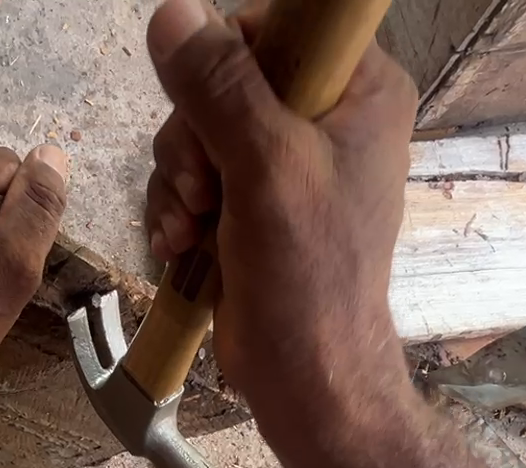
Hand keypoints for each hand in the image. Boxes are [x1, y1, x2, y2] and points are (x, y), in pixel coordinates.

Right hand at [144, 0, 416, 418]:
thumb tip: (169, 14)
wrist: (304, 373)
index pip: (274, 31)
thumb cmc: (305, 273)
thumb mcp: (266, 169)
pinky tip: (175, 246)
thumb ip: (221, 90)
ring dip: (176, 187)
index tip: (211, 125)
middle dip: (192, 146)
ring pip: (197, 141)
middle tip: (200, 196)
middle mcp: (319, 123)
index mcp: (356, 91)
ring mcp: (278, 172)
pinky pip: (191, 186)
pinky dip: (174, 214)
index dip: (224, 67)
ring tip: (186, 233)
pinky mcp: (245, 214)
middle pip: (222, 88)